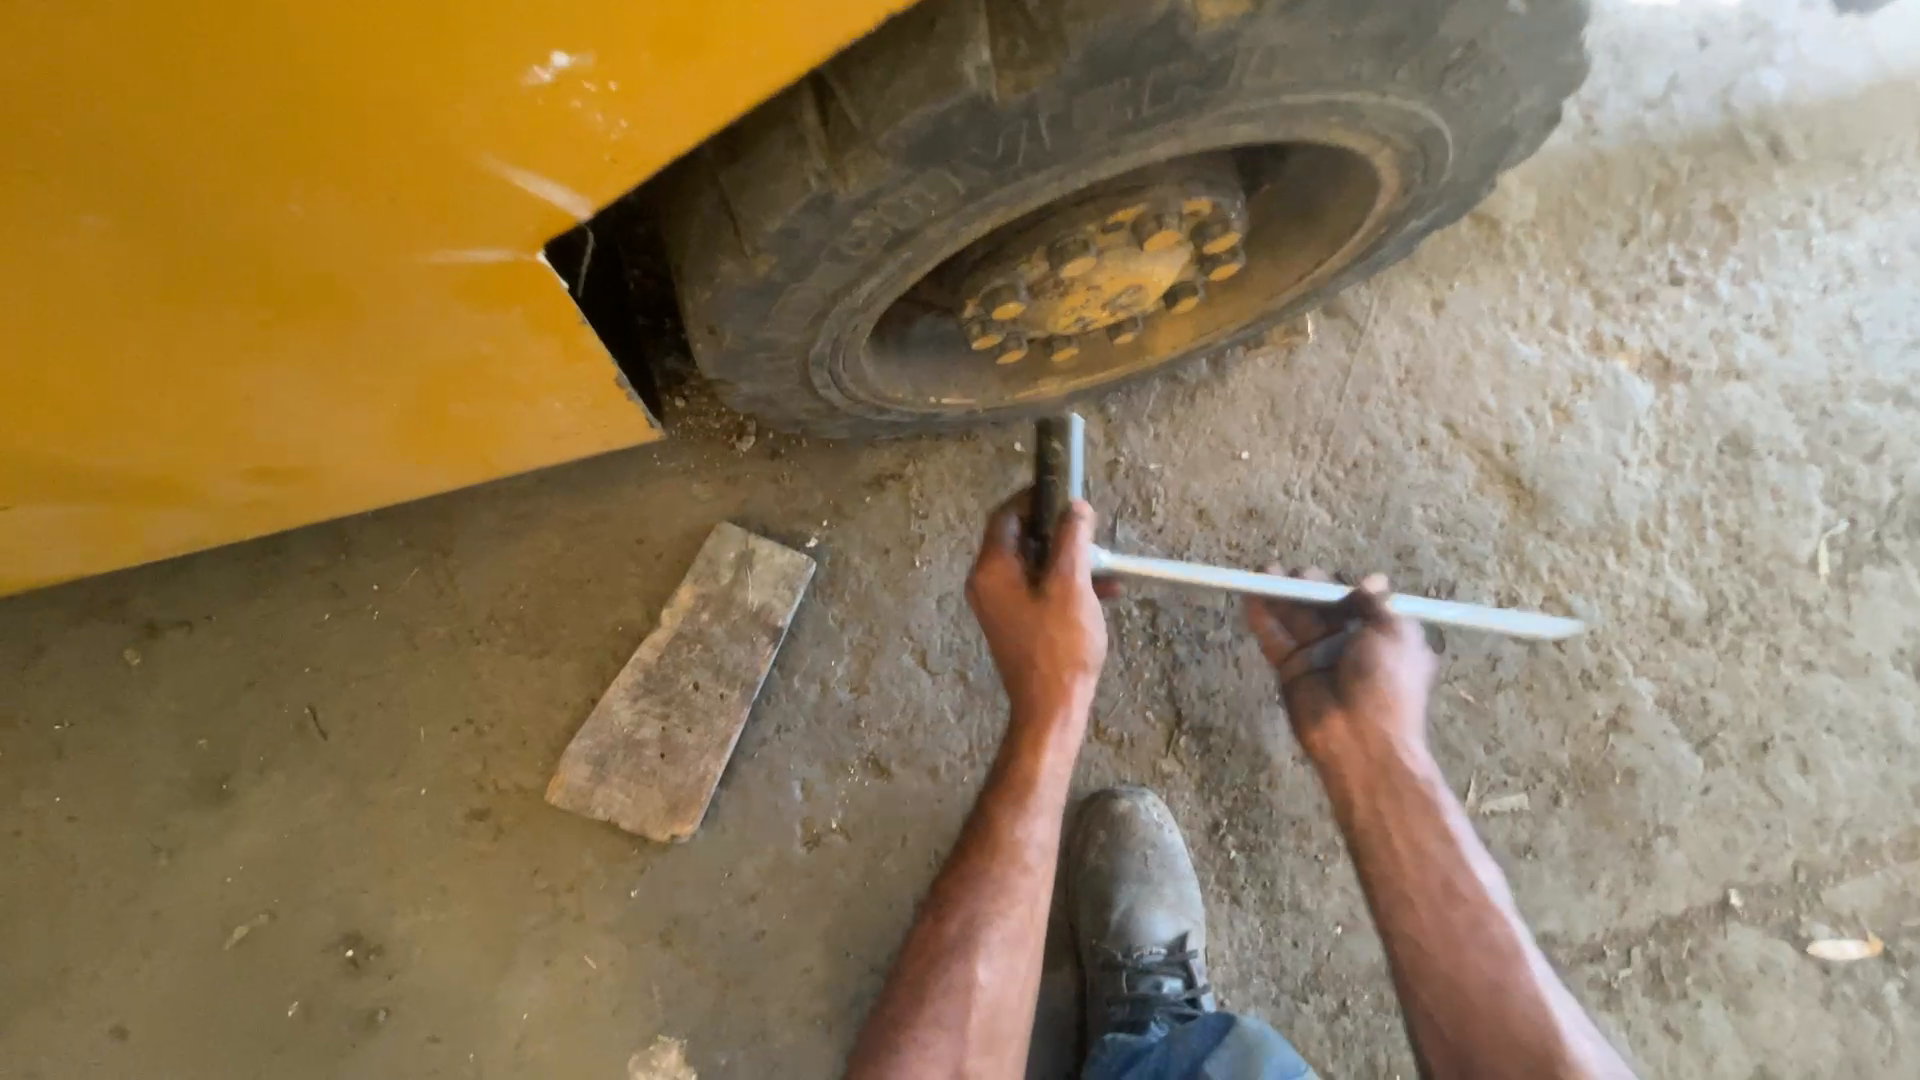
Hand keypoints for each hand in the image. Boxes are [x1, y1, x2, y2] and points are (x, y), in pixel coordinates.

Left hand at [966, 491, 1108, 721]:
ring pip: (1033, 565)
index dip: (1033, 498)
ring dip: (1067, 558)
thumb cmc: (1059, 646)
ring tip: (1103, 559)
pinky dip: (1066, 583)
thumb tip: (1076, 507)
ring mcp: (1000, 605)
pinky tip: (1107, 589)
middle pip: (1018, 539)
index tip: (1063, 491)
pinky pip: (1039, 589)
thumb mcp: (1071, 586)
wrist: (1052, 708)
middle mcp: (988, 584)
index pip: (1005, 517)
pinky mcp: (1016, 622)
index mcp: (991, 570)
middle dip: (1056, 530)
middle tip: (1087, 525)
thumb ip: (1072, 541)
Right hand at [1244, 569, 1436, 764]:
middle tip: (1294, 573)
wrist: (1362, 738)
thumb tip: (1373, 579)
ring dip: (1280, 594)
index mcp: (1384, 636)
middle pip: (1323, 606)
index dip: (1346, 588)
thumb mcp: (1395, 634)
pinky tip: (1250, 594)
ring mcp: (1318, 655)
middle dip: (1308, 586)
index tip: (1338, 578)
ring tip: (1263, 571)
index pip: (1359, 603)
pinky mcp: (1291, 667)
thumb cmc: (1387, 683)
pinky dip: (1262, 616)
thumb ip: (1376, 605)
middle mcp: (1350, 643)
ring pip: (1295, 617)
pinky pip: (1275, 637)